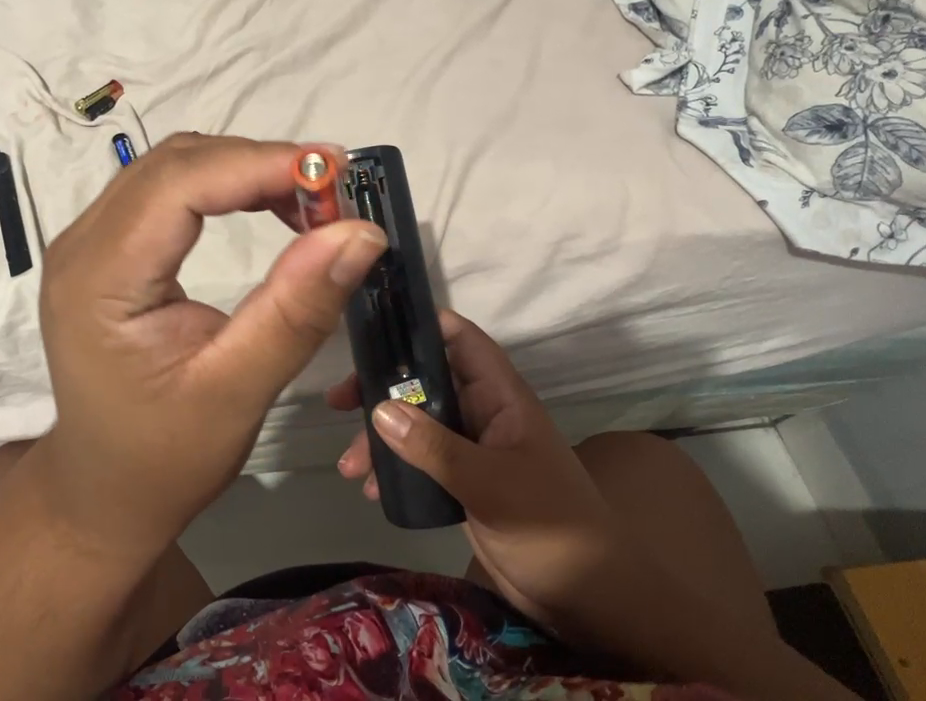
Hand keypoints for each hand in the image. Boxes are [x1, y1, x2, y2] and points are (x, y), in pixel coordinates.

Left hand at [35, 134, 388, 557]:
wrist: (103, 489)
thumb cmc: (164, 456)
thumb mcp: (237, 393)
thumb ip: (295, 312)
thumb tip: (360, 234)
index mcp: (100, 279)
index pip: (178, 184)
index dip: (259, 163)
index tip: (337, 171)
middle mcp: (81, 244)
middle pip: (174, 164)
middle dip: (258, 163)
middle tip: (333, 196)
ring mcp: (86, 243)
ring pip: (171, 169)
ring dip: (243, 170)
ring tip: (310, 204)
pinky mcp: (104, 250)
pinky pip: (165, 192)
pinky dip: (223, 188)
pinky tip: (267, 209)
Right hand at [326, 311, 642, 634]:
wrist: (587, 599)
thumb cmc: (552, 528)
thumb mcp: (491, 484)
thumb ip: (435, 447)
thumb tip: (380, 409)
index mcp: (502, 398)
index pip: (461, 341)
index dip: (422, 325)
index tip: (374, 328)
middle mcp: (483, 414)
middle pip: (425, 382)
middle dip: (382, 390)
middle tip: (339, 404)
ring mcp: (471, 449)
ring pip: (415, 424)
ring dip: (380, 438)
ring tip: (350, 469)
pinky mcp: (461, 483)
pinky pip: (418, 461)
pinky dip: (392, 469)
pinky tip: (373, 491)